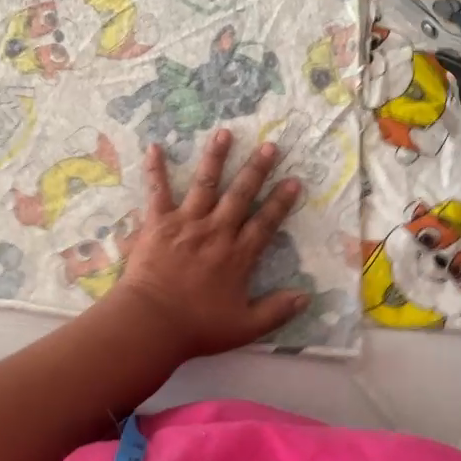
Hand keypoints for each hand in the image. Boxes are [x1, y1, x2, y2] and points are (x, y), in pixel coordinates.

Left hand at [105, 129, 306, 357]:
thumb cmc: (198, 327)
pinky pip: (157, 190)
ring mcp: (186, 222)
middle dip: (256, 169)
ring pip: (205, 183)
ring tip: (225, 132)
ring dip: (216, 157)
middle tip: (270, 145)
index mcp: (237, 256)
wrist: (153, 321)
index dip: (280, 202)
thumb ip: (277, 310)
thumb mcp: (246, 327)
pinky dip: (155, 168)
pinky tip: (155, 146)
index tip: (294, 181)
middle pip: (240, 194)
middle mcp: (215, 231)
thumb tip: (307, 296)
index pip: (265, 223)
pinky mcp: (158, 221)